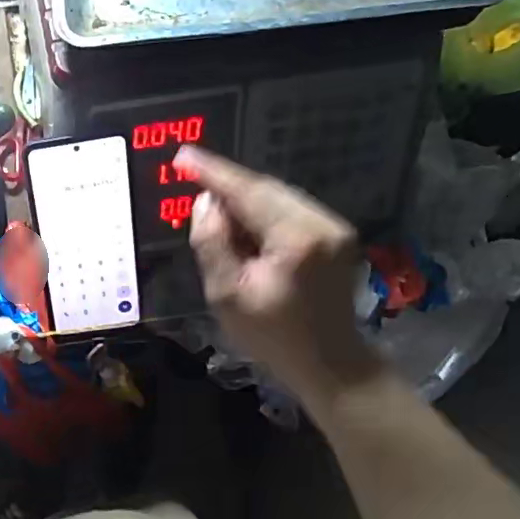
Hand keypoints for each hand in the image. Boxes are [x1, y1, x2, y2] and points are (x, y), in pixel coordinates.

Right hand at [178, 145, 379, 396]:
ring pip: (279, 196)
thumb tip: (205, 203)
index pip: (248, 192)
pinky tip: (242, 223)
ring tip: (212, 205)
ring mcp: (334, 227)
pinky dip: (262, 210)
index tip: (184, 155)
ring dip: (244, 197)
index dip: (213, 172)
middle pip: (266, 188)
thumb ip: (212, 244)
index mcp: (296, 238)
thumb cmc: (272, 336)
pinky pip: (291, 210)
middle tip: (191, 176)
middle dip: (228, 183)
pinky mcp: (336, 236)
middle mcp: (321, 223)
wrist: (329, 363)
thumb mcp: (227, 295)